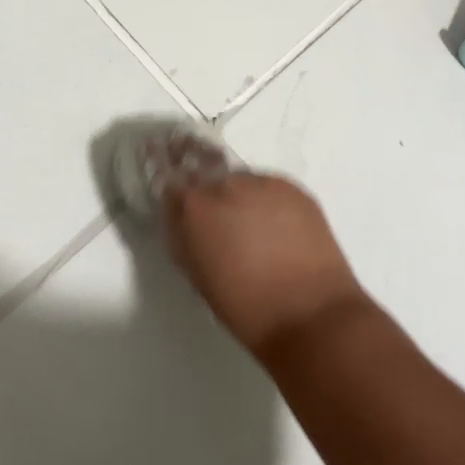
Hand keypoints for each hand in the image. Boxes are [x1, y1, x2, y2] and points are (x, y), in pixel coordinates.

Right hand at [149, 137, 365, 352]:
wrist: (311, 315)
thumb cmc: (242, 304)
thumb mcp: (193, 269)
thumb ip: (179, 231)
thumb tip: (176, 211)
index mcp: (193, 205)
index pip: (166, 169)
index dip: (159, 160)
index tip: (153, 149)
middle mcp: (224, 184)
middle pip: (202, 168)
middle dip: (197, 175)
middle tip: (203, 190)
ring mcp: (262, 183)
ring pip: (237, 178)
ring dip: (234, 190)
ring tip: (245, 219)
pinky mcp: (294, 189)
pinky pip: (267, 186)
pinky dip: (263, 198)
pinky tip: (272, 223)